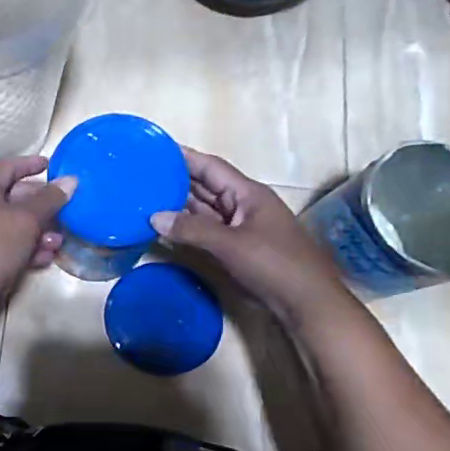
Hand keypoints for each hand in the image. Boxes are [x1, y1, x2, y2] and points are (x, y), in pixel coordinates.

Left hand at [0, 155, 74, 306]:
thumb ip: (50, 199)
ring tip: (58, 239)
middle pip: (15, 197)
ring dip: (40, 229)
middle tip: (64, 206)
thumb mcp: (27, 220)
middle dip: (42, 204)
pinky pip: (13, 244)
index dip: (29, 163)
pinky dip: (31, 247)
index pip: (7, 168)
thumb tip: (70, 181)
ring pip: (17, 223)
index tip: (51, 164)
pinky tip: (47, 257)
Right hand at [150, 147, 350, 325]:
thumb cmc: (273, 264)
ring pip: (205, 210)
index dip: (185, 157)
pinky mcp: (237, 249)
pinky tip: (168, 227)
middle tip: (143, 175)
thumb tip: (154, 217)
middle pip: (206, 187)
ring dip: (179, 205)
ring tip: (148, 198)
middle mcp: (243, 205)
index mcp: (247, 193)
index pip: (211, 167)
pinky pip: (207, 231)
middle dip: (177, 180)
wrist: (306, 301)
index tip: (156, 149)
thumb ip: (191, 229)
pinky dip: (188, 228)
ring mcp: (241, 228)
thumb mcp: (230, 244)